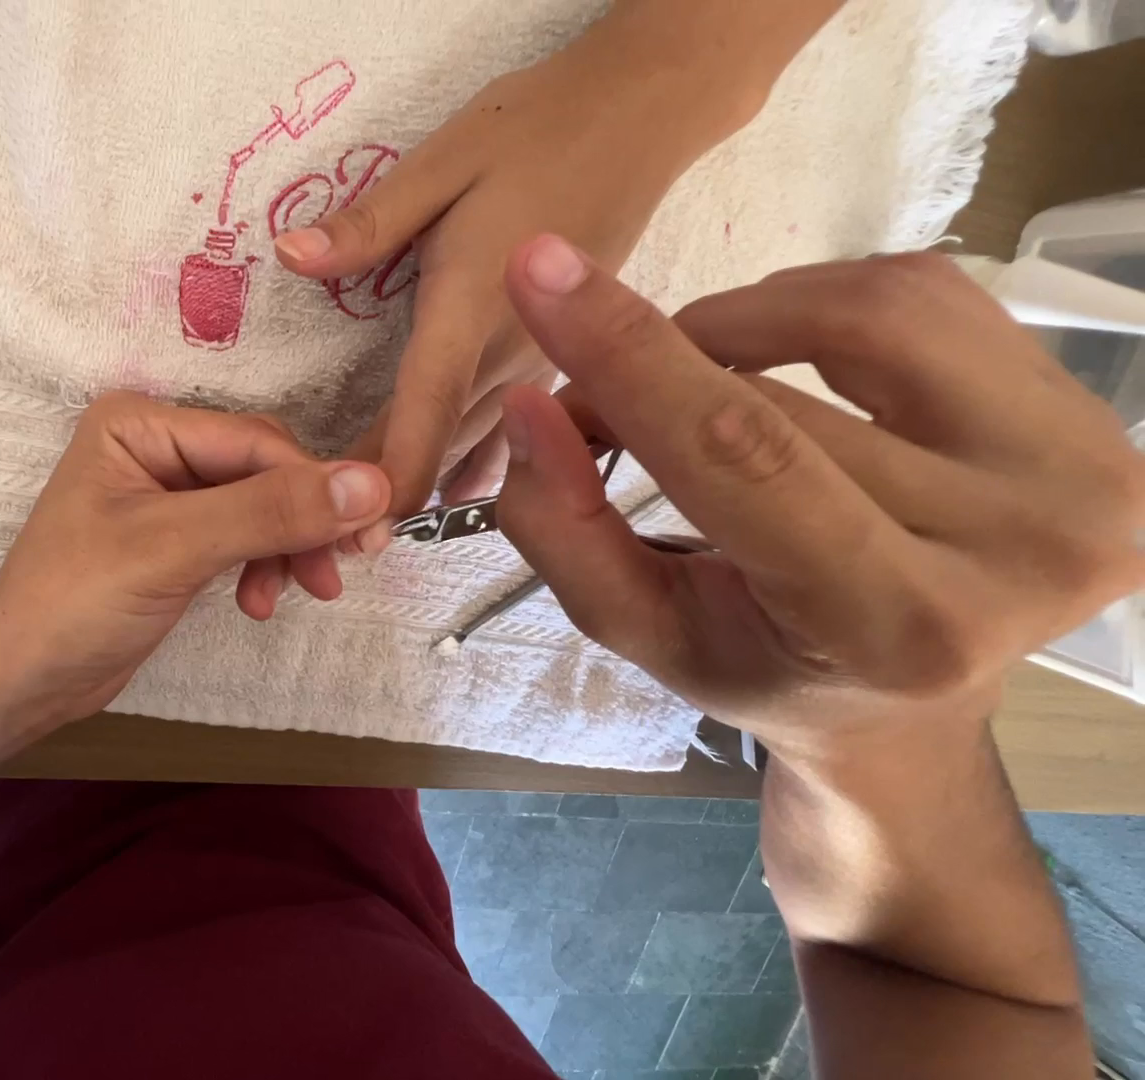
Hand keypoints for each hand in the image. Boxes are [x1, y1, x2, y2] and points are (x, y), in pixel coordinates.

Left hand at [0, 393, 389, 721]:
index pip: (254, 442)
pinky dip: (261, 565)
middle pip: (262, 471)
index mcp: (141, 422)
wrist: (24, 681)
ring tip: (295, 596)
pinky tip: (257, 602)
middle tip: (341, 570)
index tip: (371, 533)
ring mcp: (166, 493)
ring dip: (285, 548)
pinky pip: (241, 536)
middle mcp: (155, 445)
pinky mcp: (175, 538)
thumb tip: (373, 483)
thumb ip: (270, 512)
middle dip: (301, 522)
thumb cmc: (78, 603)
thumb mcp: (174, 549)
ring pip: (260, 506)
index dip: (316, 485)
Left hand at [273, 16, 756, 552]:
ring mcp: (536, 365)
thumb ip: (368, 223)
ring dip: (420, 488)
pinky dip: (469, 466)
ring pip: (468, 447)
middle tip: (329, 549)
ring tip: (369, 535)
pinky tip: (453, 498)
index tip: (351, 531)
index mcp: (470, 310)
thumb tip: (290, 255)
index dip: (390, 477)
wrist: (642, 118)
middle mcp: (507, 355)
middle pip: (436, 445)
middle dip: (382, 499)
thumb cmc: (534, 134)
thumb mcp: (440, 162)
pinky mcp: (550, 361)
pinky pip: (506, 433)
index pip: (424, 411)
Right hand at [492, 235, 1144, 761]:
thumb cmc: (751, 663)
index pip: (743, 454)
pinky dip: (807, 303)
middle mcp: (1027, 542)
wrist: (898, 688)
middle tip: (590, 405)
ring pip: (865, 310)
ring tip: (689, 378)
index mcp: (892, 623)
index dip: (629, 357)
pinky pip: (920, 293)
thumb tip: (530, 405)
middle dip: (646, 372)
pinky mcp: (1092, 404)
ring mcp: (1087, 461)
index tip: (540, 272)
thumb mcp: (632, 624)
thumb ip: (563, 529)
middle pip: (775, 392)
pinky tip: (773, 359)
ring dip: (731, 323)